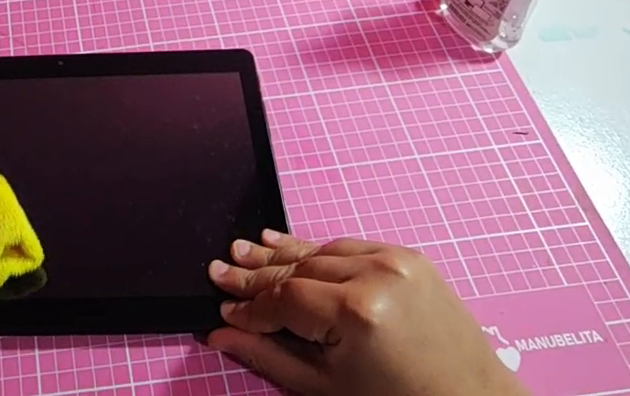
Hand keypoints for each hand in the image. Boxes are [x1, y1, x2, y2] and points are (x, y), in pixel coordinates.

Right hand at [206, 231, 526, 395]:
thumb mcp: (329, 390)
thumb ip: (270, 356)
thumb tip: (222, 333)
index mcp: (358, 312)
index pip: (285, 298)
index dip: (251, 306)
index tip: (224, 305)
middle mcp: (376, 274)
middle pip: (299, 268)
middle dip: (257, 274)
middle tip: (221, 269)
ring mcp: (395, 260)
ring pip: (320, 252)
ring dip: (282, 255)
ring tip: (245, 250)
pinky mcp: (408, 256)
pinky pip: (349, 248)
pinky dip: (319, 252)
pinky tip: (288, 247)